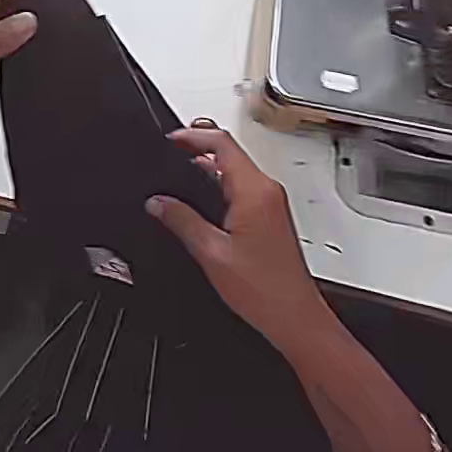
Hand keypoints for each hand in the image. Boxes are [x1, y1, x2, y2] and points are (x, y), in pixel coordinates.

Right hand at [146, 125, 333, 352]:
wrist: (293, 315)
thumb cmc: (264, 290)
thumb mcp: (211, 253)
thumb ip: (181, 221)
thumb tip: (158, 203)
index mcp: (255, 191)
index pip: (223, 144)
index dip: (194, 136)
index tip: (172, 139)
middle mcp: (268, 191)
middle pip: (231, 152)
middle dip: (199, 148)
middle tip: (172, 153)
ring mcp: (272, 202)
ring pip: (237, 169)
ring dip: (209, 167)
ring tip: (180, 176)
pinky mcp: (271, 214)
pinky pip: (244, 186)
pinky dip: (221, 184)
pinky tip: (202, 200)